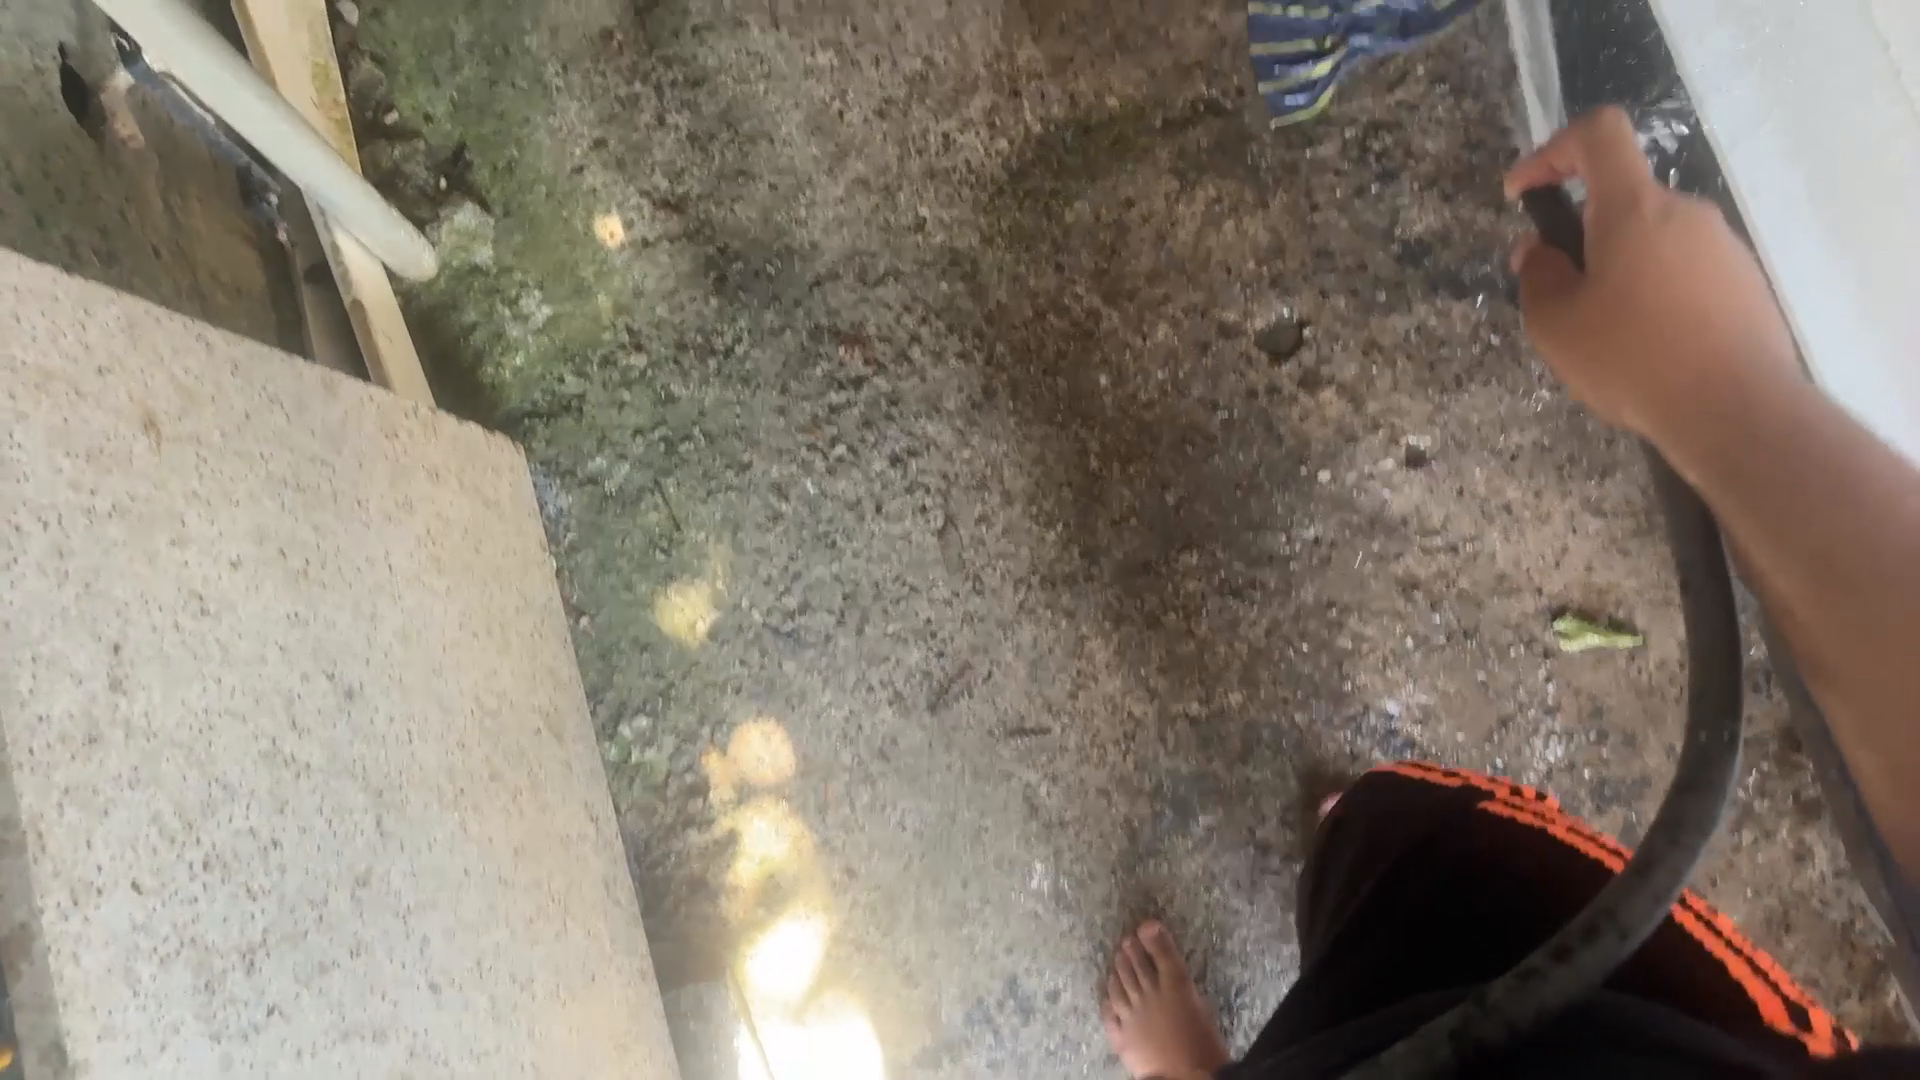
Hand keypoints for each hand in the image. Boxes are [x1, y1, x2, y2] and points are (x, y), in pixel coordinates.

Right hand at [1505, 107, 1800, 439]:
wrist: (1731, 404)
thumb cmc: (1627, 355)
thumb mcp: (1553, 321)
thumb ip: (1537, 274)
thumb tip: (1538, 249)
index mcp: (1632, 211)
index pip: (1598, 136)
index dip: (1550, 151)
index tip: (1521, 194)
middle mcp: (1682, 212)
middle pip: (1617, 199)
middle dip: (1573, 234)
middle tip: (1546, 290)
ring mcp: (1718, 244)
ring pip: (1644, 237)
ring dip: (1606, 266)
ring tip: (1588, 328)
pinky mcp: (1737, 278)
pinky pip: (1674, 266)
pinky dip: (1640, 287)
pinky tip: (1631, 341)